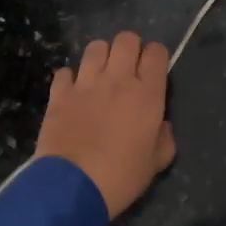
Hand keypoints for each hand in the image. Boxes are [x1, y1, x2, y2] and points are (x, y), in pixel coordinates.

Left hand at [34, 31, 176, 217]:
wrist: (73, 187)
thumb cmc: (121, 177)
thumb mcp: (155, 165)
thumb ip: (164, 140)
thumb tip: (163, 126)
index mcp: (147, 94)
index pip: (156, 52)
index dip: (156, 56)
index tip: (154, 69)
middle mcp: (118, 79)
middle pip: (126, 39)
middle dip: (130, 48)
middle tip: (128, 69)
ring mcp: (86, 83)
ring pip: (95, 47)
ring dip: (101, 57)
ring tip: (100, 75)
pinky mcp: (60, 93)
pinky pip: (65, 72)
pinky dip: (69, 79)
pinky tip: (72, 92)